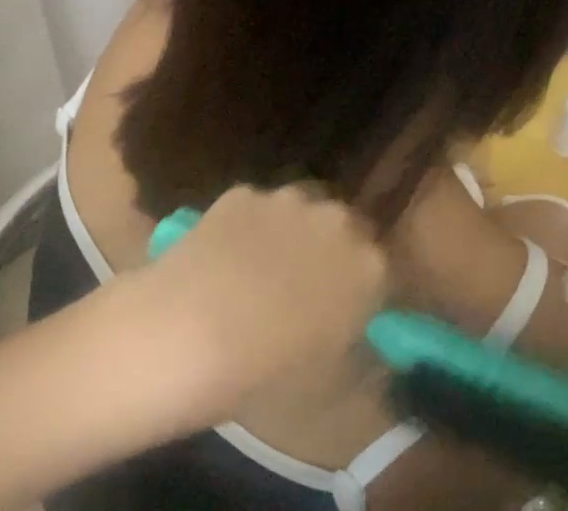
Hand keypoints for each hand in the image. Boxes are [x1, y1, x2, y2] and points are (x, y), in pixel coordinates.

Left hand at [134, 184, 387, 423]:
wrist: (187, 334)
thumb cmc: (265, 372)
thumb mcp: (328, 374)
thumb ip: (351, 341)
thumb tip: (350, 330)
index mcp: (369, 266)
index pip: (379, 267)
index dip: (361, 286)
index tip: (344, 305)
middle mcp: (336, 221)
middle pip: (342, 226)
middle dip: (329, 248)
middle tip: (302, 283)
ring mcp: (287, 200)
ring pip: (300, 208)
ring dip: (291, 229)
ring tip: (260, 266)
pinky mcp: (242, 193)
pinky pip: (255, 208)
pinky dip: (247, 226)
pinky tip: (223, 257)